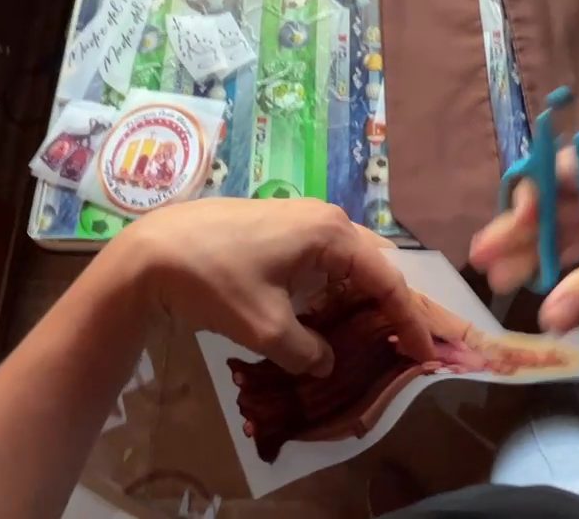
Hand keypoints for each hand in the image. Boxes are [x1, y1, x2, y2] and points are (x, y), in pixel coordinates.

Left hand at [107, 197, 434, 374]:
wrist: (155, 250)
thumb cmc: (216, 281)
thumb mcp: (265, 328)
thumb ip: (307, 352)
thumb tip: (326, 362)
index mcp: (331, 233)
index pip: (387, 280)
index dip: (409, 320)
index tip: (424, 355)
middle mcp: (325, 217)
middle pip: (372, 264)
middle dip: (388, 305)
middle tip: (401, 344)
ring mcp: (301, 217)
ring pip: (347, 260)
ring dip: (358, 296)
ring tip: (367, 335)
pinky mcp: (280, 226)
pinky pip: (323, 257)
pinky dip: (333, 286)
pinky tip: (326, 314)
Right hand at [469, 147, 578, 337]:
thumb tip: (545, 317)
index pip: (554, 174)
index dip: (525, 200)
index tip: (506, 233)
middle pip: (552, 206)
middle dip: (519, 233)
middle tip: (484, 264)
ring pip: (563, 232)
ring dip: (535, 255)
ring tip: (502, 283)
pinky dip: (562, 272)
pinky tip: (542, 291)